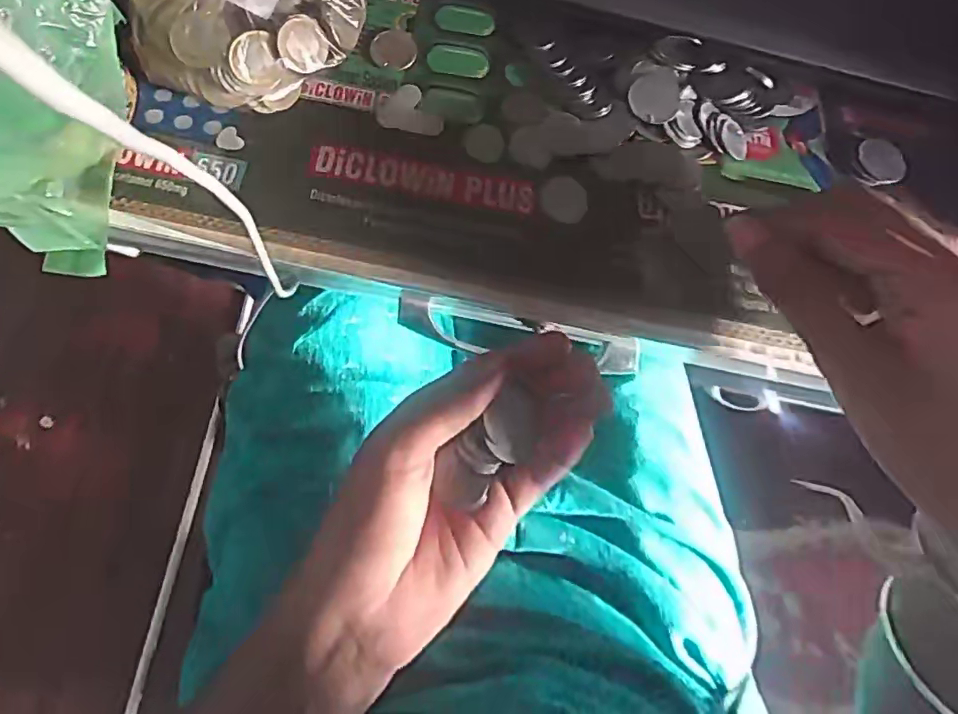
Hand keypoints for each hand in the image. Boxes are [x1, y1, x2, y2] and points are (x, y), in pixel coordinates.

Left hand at [193, 332, 607, 713]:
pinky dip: (558, 453)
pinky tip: (581, 431)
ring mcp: (480, 478)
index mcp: (426, 416)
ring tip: (597, 392)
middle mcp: (456, 439)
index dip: (519, 358)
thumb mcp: (397, 451)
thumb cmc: (365, 521)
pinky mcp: (498, 516)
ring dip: (560, 411)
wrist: (359, 613)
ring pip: (528, 434)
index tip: (558, 344)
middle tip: (588, 366)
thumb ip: (447, 409)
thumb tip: (497, 368)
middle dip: (547, 380)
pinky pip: (533, 476)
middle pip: (510, 401)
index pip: (481, 377)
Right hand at [726, 187, 957, 656]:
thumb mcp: (852, 368)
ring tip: (790, 276)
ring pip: (885, 229)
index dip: (781, 221)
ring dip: (829, 239)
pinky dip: (856, 259)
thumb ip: (797, 291)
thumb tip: (743, 230)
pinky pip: (901, 256)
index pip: (845, 221)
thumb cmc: (932, 447)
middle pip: (870, 211)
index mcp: (945, 281)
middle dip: (804, 223)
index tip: (730, 234)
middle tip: (757, 255)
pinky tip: (837, 293)